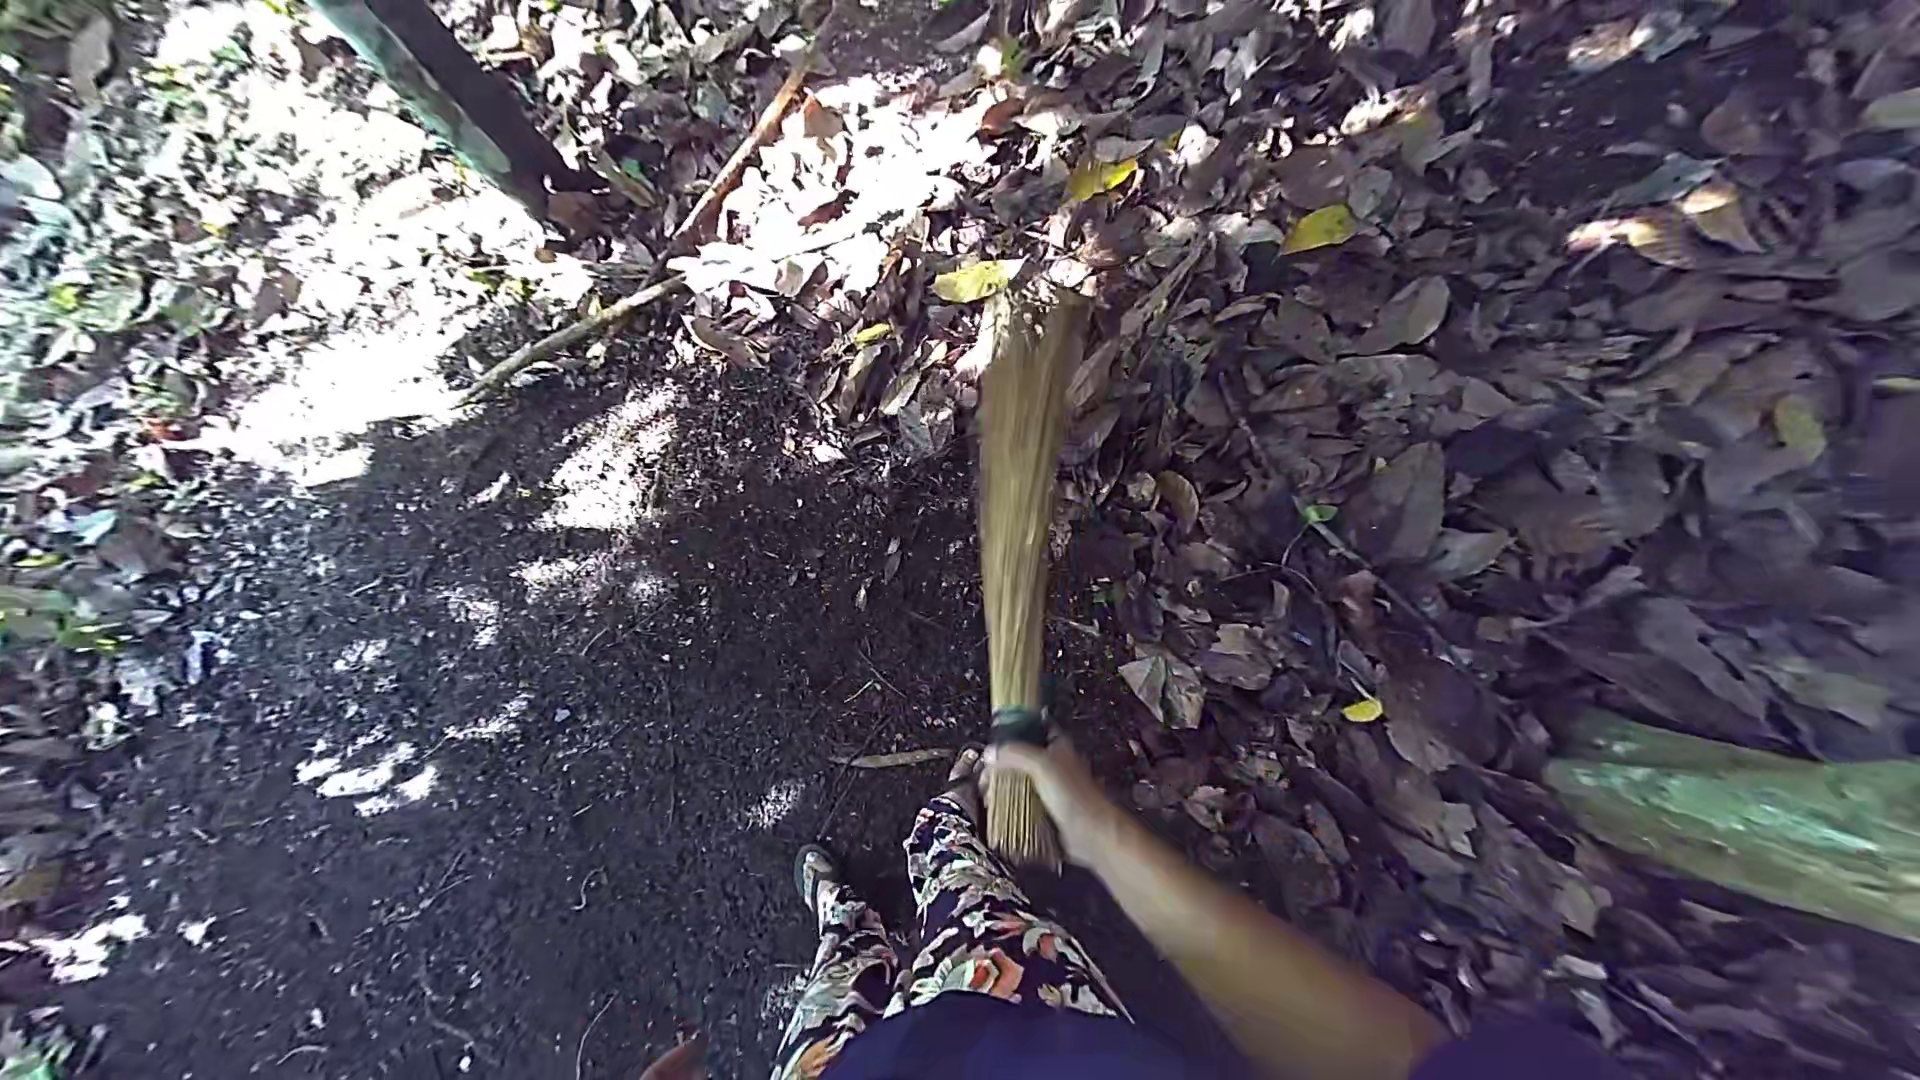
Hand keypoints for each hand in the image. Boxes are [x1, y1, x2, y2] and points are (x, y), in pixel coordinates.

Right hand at [985, 739, 1132, 869]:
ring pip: (1021, 778)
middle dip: (1001, 763)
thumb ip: (1014, 754)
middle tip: (985, 773)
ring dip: (1003, 784)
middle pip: (1021, 755)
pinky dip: (1009, 801)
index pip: (1030, 727)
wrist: (1093, 835)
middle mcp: (1054, 761)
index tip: (992, 740)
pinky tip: (997, 807)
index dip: (1011, 730)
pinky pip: (1023, 799)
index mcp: (1057, 744)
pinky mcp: (1048, 807)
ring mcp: (1051, 785)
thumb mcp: (1041, 765)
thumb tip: (989, 753)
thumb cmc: (1074, 795)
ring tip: (986, 791)